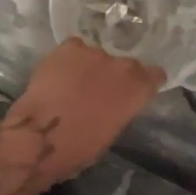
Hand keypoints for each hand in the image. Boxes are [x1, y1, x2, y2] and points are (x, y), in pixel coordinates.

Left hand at [11, 38, 163, 178]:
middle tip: (100, 91)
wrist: (41, 135)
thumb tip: (116, 102)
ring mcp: (94, 52)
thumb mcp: (112, 132)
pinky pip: (75, 49)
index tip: (137, 90)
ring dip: (91, 67)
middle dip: (116, 76)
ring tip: (74, 83)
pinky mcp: (68, 47)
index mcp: (137, 89)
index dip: (146, 81)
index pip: (154, 75)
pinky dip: (70, 59)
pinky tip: (60, 73)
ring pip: (98, 56)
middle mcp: (121, 65)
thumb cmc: (79, 147)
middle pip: (125, 65)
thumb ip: (121, 108)